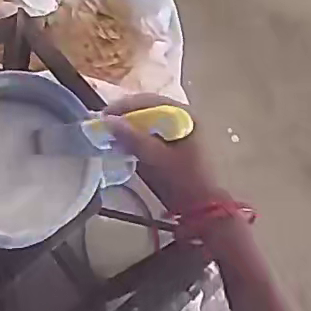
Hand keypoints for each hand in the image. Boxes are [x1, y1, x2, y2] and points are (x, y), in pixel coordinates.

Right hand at [104, 95, 224, 214]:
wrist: (207, 210)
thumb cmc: (186, 181)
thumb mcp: (158, 159)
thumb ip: (134, 138)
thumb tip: (108, 121)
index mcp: (187, 115)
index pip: (151, 101)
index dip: (125, 106)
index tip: (103, 116)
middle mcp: (187, 117)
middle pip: (150, 109)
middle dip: (126, 116)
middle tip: (105, 125)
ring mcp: (184, 130)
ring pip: (152, 121)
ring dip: (131, 126)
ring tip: (112, 134)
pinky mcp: (180, 144)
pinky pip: (155, 133)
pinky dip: (140, 136)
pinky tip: (127, 144)